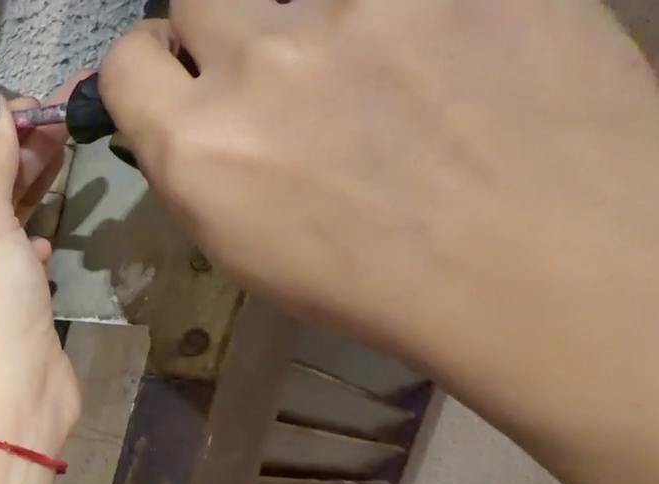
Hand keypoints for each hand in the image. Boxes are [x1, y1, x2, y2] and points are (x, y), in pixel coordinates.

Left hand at [0, 89, 82, 454]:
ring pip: (4, 224)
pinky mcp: (11, 308)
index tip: (38, 107)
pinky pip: (19, 261)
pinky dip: (32, 244)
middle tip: (66, 120)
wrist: (11, 397)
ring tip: (67, 153)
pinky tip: (44, 242)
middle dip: (17, 157)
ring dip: (30, 191)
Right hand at [101, 0, 658, 366]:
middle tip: (266, 64)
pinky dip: (407, 20)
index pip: (124, 60)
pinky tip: (439, 57)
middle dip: (217, 27)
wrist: (534, 257)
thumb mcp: (236, 244)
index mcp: (196, 143)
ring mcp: (362, 3)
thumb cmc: (363, 281)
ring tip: (369, 66)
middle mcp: (259, 60)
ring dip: (316, 22)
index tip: (175, 79)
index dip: (145, 66)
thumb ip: (199, 163)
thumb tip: (192, 116)